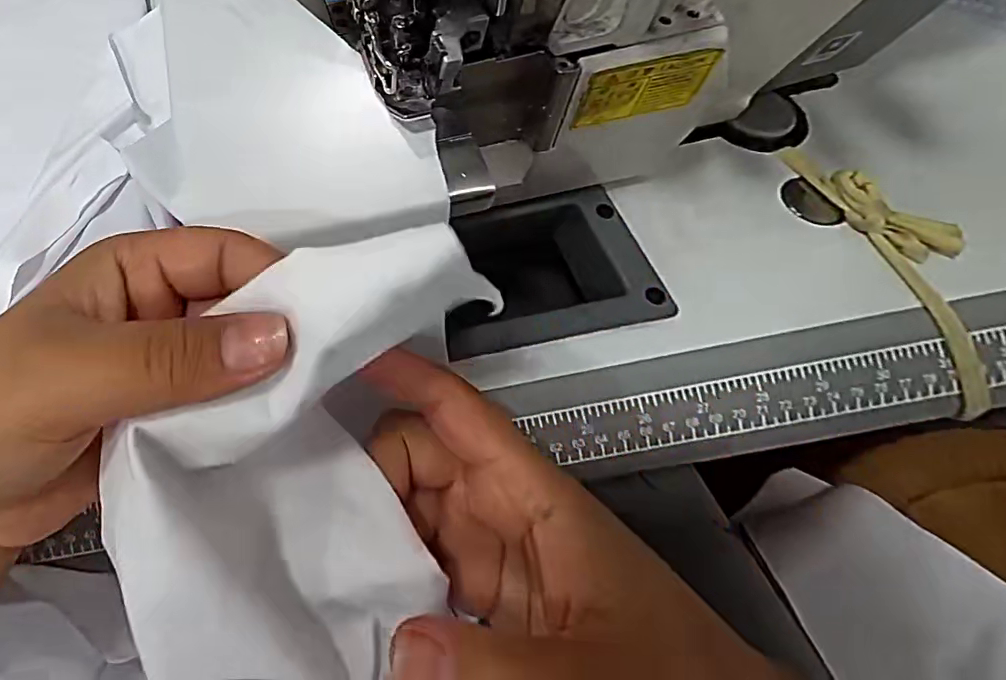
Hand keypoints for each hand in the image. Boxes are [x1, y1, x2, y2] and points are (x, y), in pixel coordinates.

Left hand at [0, 227, 288, 679]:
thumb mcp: (79, 371)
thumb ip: (177, 356)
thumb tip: (282, 335)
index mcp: (129, 266)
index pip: (217, 252)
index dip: (270, 276)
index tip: (321, 320)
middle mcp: (152, 304)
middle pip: (234, 299)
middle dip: (279, 325)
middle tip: (336, 366)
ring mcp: (161, 362)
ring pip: (234, 353)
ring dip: (269, 374)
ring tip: (319, 402)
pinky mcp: (165, 413)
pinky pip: (221, 402)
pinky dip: (250, 413)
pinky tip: (283, 429)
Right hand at [363, 348, 782, 679]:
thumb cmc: (684, 676)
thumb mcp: (592, 670)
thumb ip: (499, 663)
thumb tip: (406, 650)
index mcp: (536, 494)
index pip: (460, 411)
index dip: (407, 375)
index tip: (354, 358)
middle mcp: (503, 509)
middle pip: (416, 454)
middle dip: (368, 467)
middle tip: (320, 497)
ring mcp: (488, 551)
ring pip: (408, 506)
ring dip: (371, 522)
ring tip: (331, 548)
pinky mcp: (479, 594)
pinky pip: (415, 559)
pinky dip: (386, 571)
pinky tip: (364, 597)